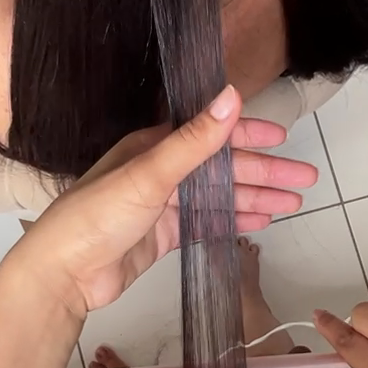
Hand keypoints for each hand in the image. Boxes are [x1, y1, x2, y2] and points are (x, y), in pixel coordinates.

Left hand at [3, 86, 316, 318]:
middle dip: (264, 172)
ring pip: (219, 198)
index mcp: (154, 147)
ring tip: (293, 205)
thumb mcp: (149, 174)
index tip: (283, 137)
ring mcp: (163, 206)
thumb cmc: (97, 216)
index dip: (248, 134)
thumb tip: (231, 95)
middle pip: (222, 168)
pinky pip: (206, 224)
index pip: (211, 134)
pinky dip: (233, 221)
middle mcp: (161, 172)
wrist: (63, 272)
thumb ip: (194, 140)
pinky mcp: (162, 236)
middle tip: (304, 179)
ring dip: (255, 199)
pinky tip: (260, 223)